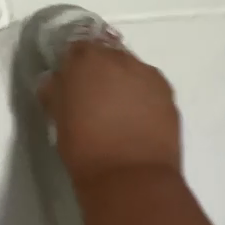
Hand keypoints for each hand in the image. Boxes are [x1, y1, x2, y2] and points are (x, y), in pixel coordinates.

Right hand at [39, 37, 182, 184]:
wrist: (130, 177)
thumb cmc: (83, 146)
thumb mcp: (57, 115)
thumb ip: (55, 90)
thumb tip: (57, 81)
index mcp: (86, 60)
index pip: (76, 48)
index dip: (72, 64)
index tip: (69, 82)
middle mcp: (119, 59)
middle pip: (106, 54)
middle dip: (99, 70)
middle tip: (92, 96)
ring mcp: (148, 76)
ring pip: (130, 69)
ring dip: (122, 81)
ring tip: (116, 108)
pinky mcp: (169, 95)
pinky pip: (149, 86)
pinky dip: (141, 95)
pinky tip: (135, 117)